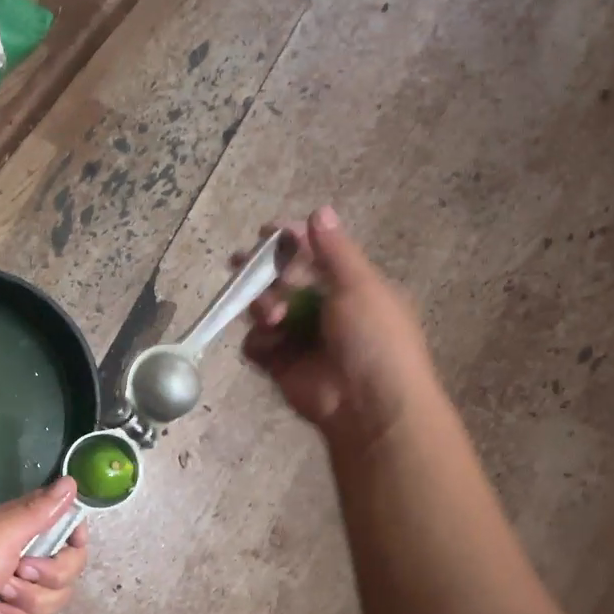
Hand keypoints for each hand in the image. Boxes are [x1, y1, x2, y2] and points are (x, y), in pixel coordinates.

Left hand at [0, 477, 88, 613]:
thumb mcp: (1, 535)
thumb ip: (38, 512)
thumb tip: (72, 481)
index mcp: (22, 527)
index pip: (69, 527)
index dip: (75, 538)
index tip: (71, 545)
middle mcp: (26, 554)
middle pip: (69, 569)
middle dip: (47, 577)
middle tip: (17, 572)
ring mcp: (21, 587)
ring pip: (56, 600)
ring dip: (26, 602)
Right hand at [238, 206, 439, 454]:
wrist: (367, 404)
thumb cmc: (375, 339)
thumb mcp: (360, 287)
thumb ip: (334, 251)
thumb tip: (318, 210)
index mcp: (351, 287)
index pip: (315, 256)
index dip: (291, 242)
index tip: (268, 232)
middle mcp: (323, 309)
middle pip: (282, 282)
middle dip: (261, 273)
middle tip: (239, 263)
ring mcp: (299, 337)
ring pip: (264, 310)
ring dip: (262, 307)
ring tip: (271, 316)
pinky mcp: (279, 363)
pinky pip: (256, 344)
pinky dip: (259, 342)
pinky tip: (269, 343)